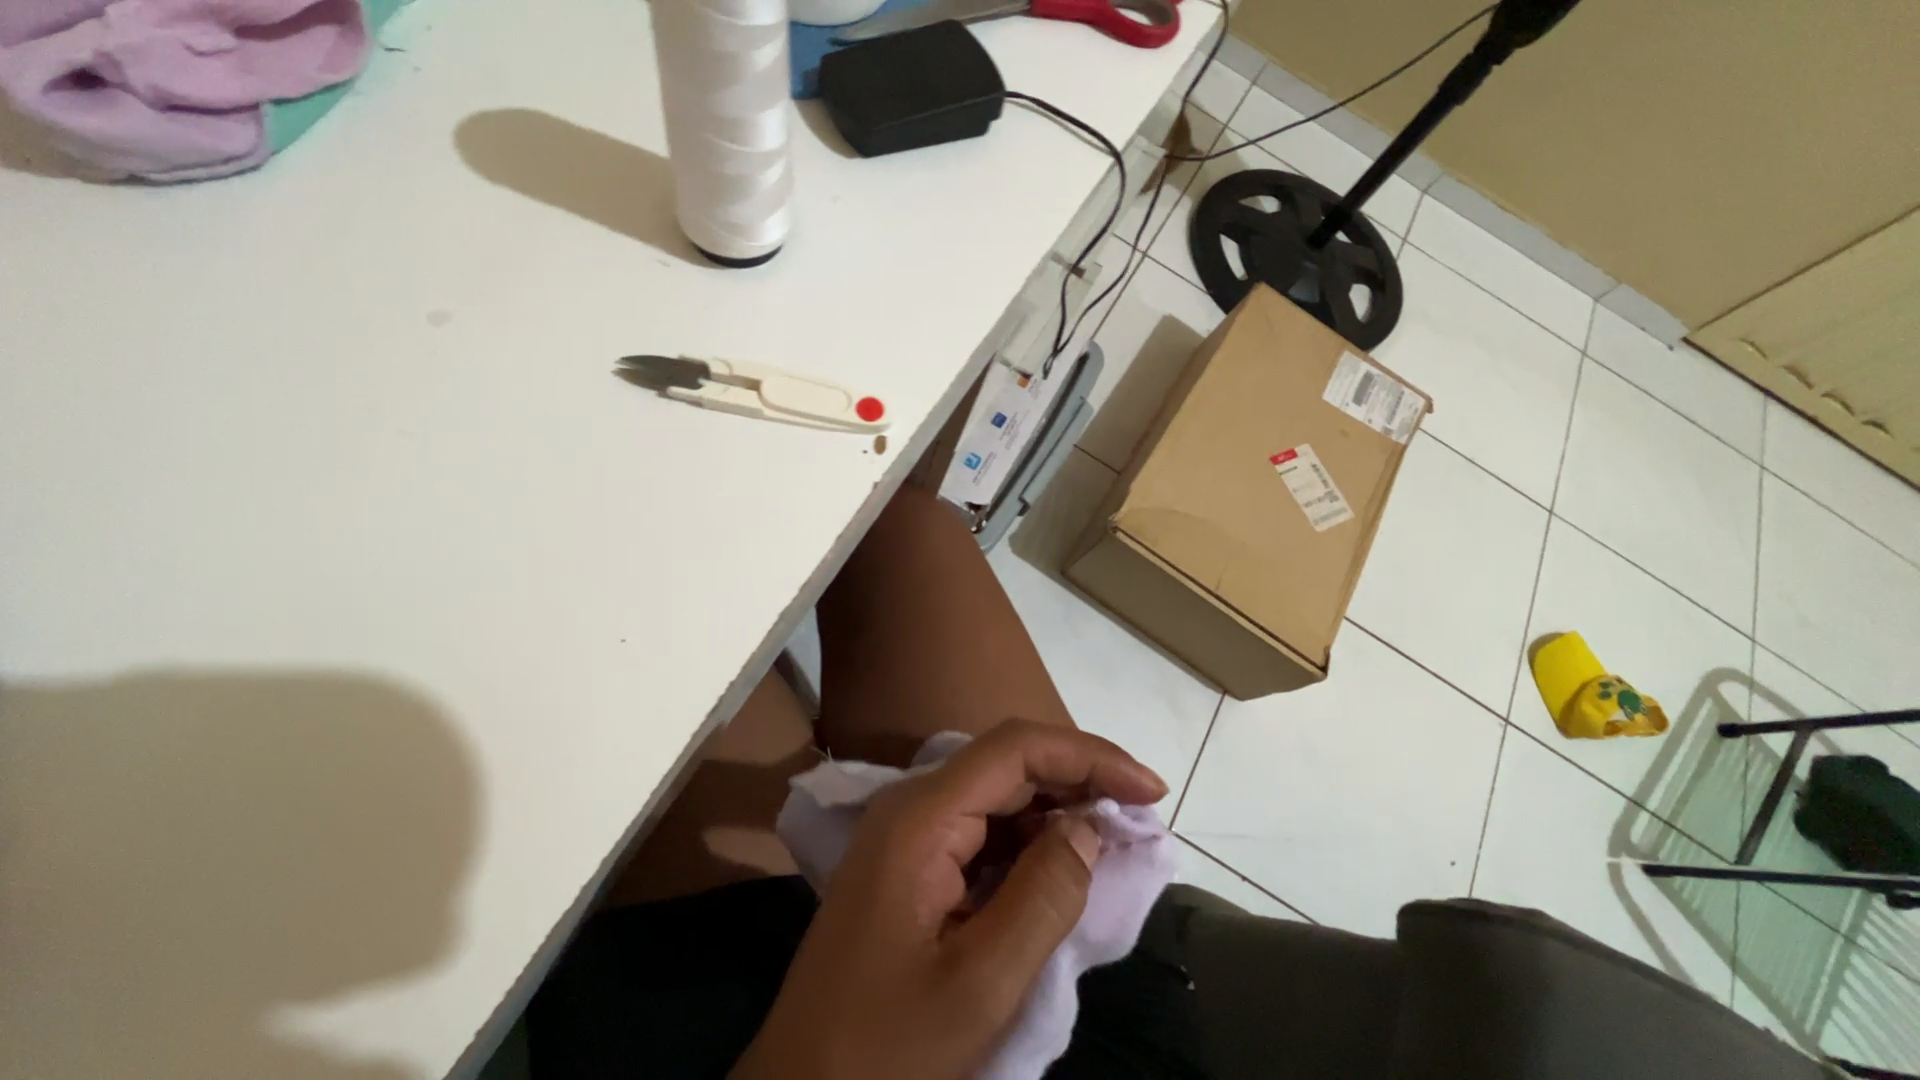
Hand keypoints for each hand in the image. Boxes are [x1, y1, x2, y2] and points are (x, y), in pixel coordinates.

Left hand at [729, 719, 1166, 1079]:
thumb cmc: (888, 1045)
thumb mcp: (982, 982)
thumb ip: (1045, 895)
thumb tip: (1090, 829)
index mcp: (921, 819)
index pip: (1015, 749)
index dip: (1090, 756)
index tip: (1151, 792)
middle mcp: (910, 810)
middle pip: (1007, 764)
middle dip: (1080, 779)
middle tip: (1142, 817)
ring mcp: (906, 838)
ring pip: (996, 796)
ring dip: (1058, 809)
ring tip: (1116, 839)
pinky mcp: (909, 868)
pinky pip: (980, 833)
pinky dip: (1030, 841)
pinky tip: (1064, 864)